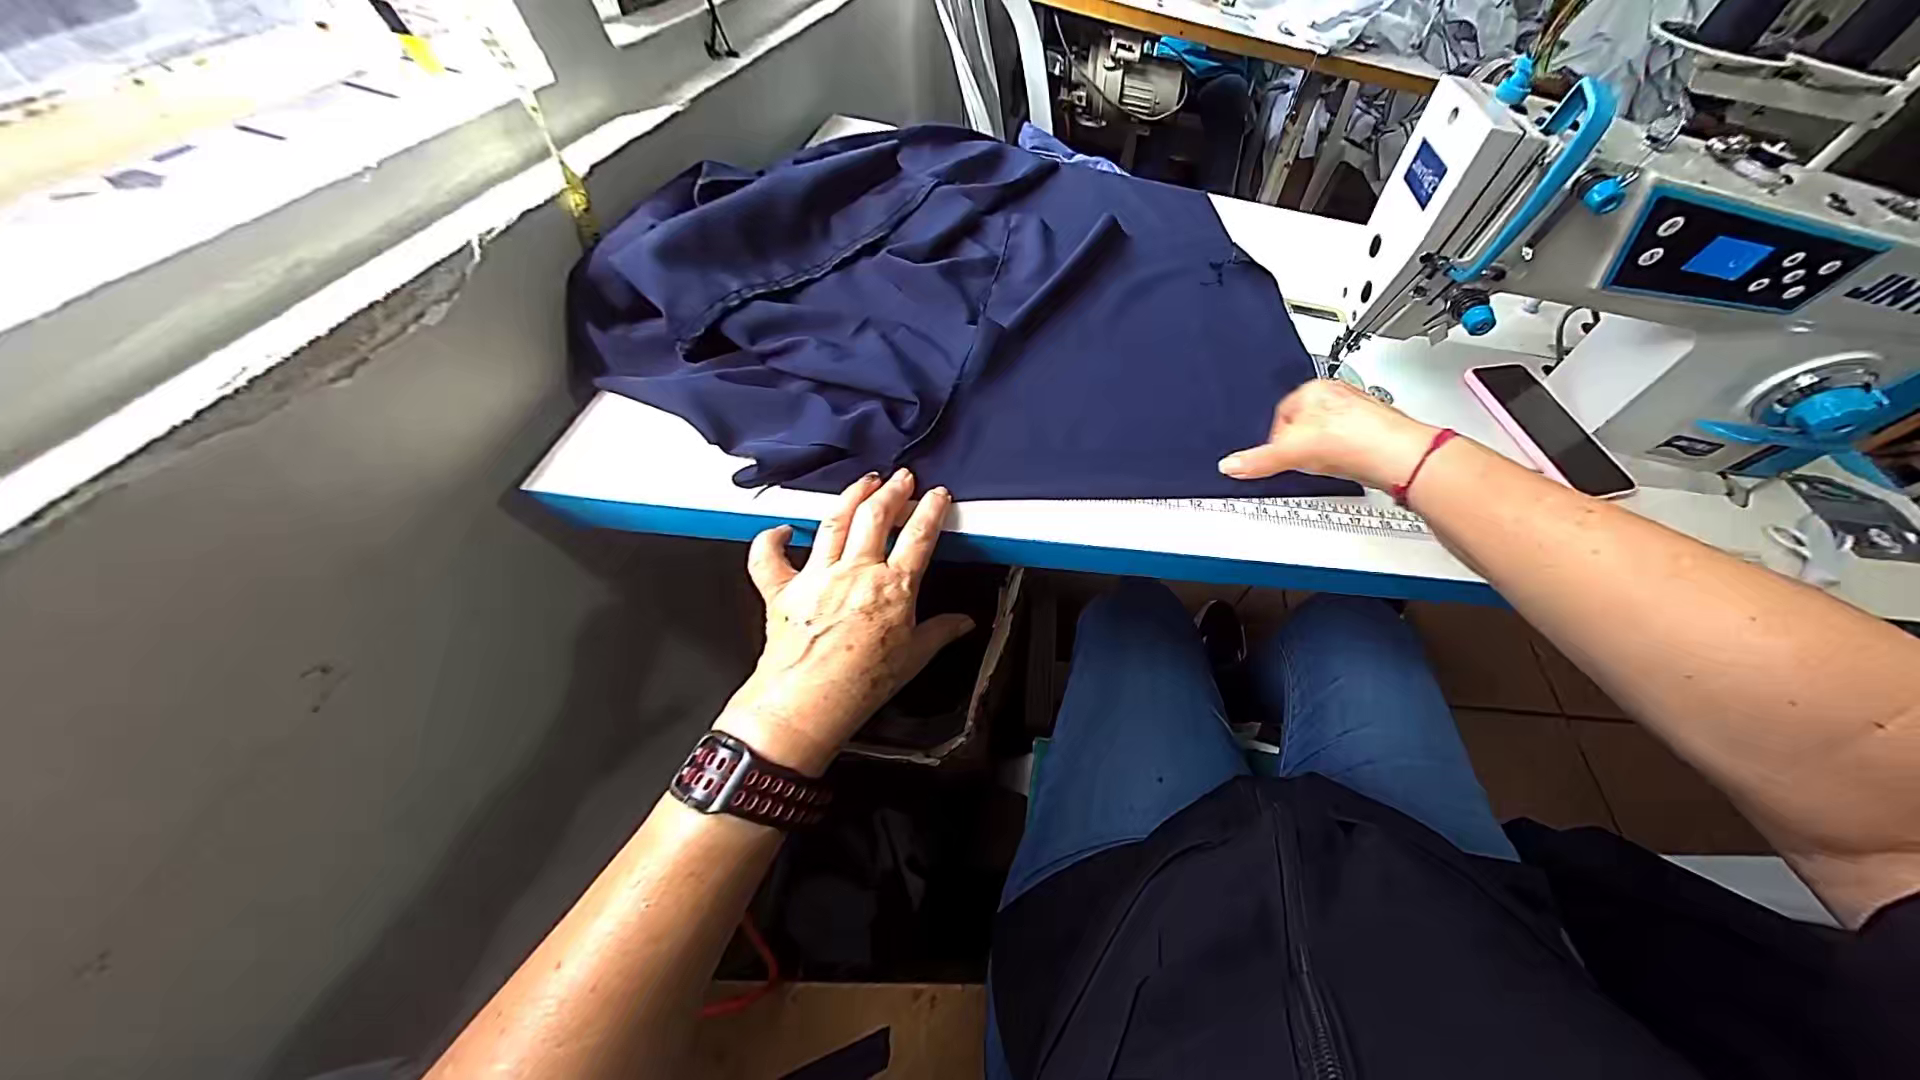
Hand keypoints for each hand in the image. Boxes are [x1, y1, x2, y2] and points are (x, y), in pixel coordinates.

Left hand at [718, 469, 974, 774]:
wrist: (808, 703)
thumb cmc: (859, 685)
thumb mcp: (914, 657)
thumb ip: (941, 632)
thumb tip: (962, 624)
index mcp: (892, 588)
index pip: (919, 535)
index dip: (932, 509)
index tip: (937, 496)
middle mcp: (855, 573)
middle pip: (876, 515)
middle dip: (893, 490)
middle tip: (901, 478)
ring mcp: (817, 576)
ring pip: (835, 520)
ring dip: (851, 495)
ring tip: (863, 483)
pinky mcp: (783, 589)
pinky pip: (769, 556)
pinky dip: (771, 538)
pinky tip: (782, 529)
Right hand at [1218, 378, 1442, 490]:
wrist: (1400, 458)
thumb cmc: (1356, 438)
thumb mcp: (1290, 451)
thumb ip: (1257, 459)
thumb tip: (1228, 465)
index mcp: (1312, 387)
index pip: (1277, 414)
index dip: (1275, 439)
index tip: (1279, 454)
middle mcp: (1336, 392)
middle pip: (1299, 425)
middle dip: (1298, 444)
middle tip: (1302, 459)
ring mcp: (1356, 410)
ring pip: (1322, 435)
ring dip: (1319, 452)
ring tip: (1325, 462)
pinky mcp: (1371, 429)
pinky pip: (1342, 444)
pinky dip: (1338, 456)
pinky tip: (1342, 464)